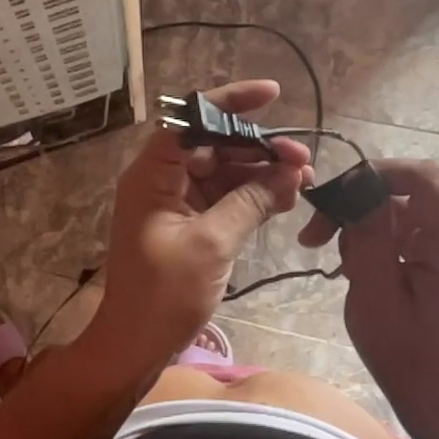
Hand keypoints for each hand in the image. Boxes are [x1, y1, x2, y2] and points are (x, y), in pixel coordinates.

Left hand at [88, 80, 311, 371]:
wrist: (135, 344)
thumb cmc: (163, 294)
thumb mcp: (212, 245)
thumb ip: (250, 202)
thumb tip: (289, 174)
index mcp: (151, 175)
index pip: (190, 120)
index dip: (229, 102)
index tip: (272, 95)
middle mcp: (159, 180)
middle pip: (211, 145)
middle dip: (257, 147)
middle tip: (304, 161)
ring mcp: (172, 203)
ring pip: (221, 172)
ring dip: (259, 174)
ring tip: (303, 182)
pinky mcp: (186, 226)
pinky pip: (221, 198)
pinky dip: (250, 197)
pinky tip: (284, 199)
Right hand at [299, 158, 438, 436]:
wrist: (432, 390)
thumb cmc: (401, 351)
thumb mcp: (374, 293)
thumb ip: (369, 235)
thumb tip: (357, 188)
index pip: (426, 178)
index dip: (376, 173)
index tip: (332, 196)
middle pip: (410, 191)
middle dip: (358, 205)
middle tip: (314, 236)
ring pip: (402, 207)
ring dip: (362, 225)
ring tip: (337, 263)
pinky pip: (409, 225)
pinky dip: (377, 237)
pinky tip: (357, 265)